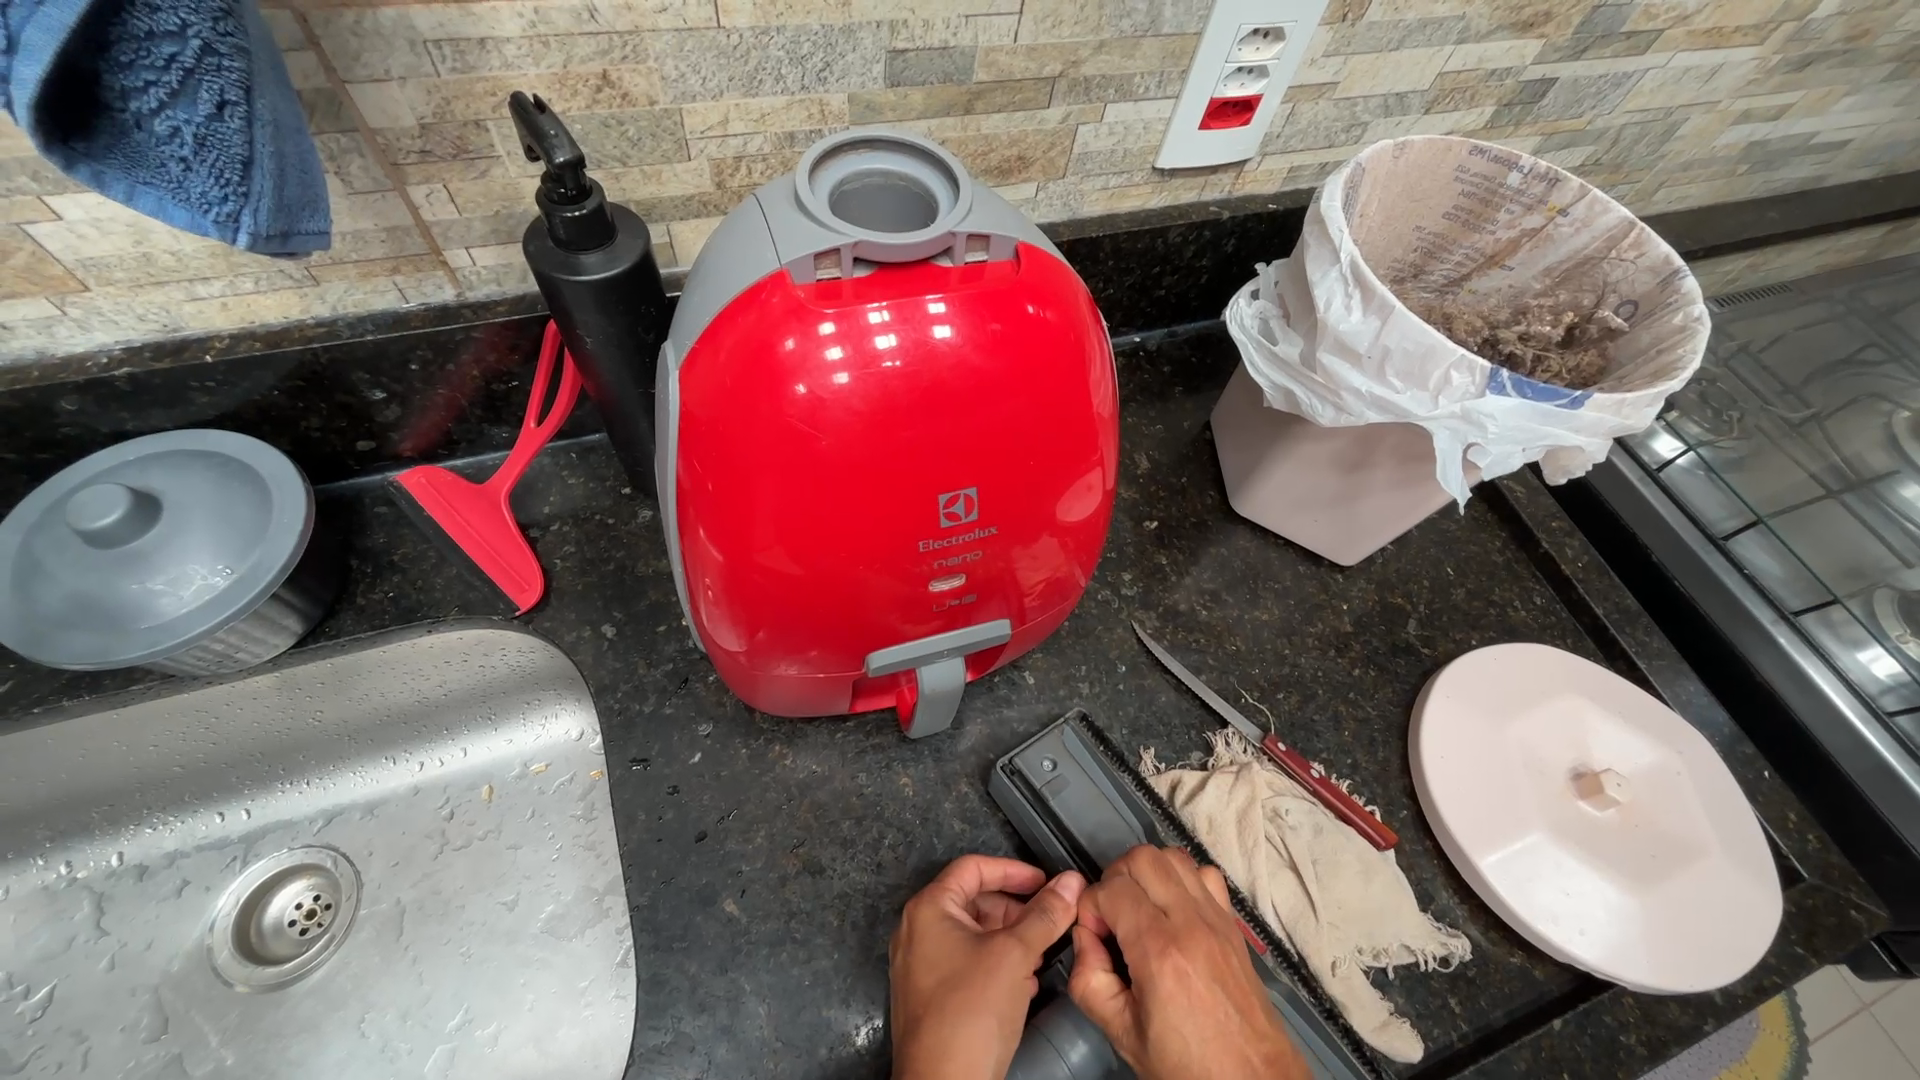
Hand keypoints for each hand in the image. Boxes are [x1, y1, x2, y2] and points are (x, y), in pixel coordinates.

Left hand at [889, 855, 1084, 1079]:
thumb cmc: (971, 1011)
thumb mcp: (1016, 954)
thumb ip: (1045, 915)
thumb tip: (1070, 882)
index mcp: (928, 909)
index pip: (973, 868)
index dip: (1012, 870)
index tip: (1044, 882)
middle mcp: (916, 930)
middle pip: (972, 901)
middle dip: (1014, 910)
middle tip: (1045, 922)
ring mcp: (918, 965)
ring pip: (971, 935)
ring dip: (1008, 939)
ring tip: (1038, 955)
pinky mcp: (928, 996)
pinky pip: (964, 963)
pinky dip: (994, 964)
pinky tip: (1022, 984)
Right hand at [1070, 846, 1307, 1079]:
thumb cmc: (1186, 1064)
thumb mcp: (1122, 1033)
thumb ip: (1088, 979)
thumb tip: (1085, 936)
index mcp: (1160, 951)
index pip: (1111, 888)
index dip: (1090, 907)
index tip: (1094, 937)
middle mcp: (1190, 922)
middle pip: (1141, 858)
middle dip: (1115, 878)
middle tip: (1113, 916)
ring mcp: (1217, 918)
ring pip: (1173, 856)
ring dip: (1147, 873)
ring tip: (1140, 908)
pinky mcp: (1233, 924)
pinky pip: (1206, 874)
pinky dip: (1183, 879)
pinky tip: (1173, 910)